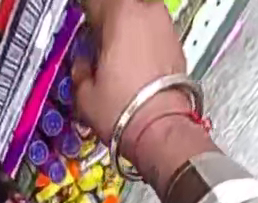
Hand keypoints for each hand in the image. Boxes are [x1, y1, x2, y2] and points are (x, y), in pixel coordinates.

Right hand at [73, 0, 209, 183]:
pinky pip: (154, 41)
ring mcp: (166, 29)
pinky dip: (144, 51)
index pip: (92, 2)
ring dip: (127, 36)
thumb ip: (79, 71)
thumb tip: (82, 68)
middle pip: (119, 8)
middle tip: (98, 49)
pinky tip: (136, 75)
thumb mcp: (85, 97)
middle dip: (107, 26)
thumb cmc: (129, 114)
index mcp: (119, 11)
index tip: (81, 28)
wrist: (163, 134)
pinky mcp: (178, 50)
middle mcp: (146, 11)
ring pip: (139, 21)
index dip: (84, 18)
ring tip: (118, 65)